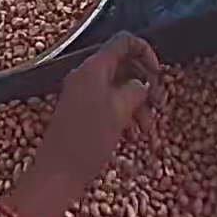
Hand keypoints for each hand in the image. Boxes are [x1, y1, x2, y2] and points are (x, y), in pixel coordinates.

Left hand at [13, 34, 164, 216]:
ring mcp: (82, 94)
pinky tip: (132, 136)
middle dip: (144, 84)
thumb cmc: (88, 139)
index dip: (146, 52)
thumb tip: (142, 85)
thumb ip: (136, 90)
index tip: (158, 73)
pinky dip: (124, 115)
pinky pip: (109, 104)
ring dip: (137, 104)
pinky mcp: (81, 113)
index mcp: (94, 68)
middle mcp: (86, 76)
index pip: (124, 42)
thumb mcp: (120, 111)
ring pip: (118, 88)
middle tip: (159, 104)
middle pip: (123, 66)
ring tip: (146, 130)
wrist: (57, 175)